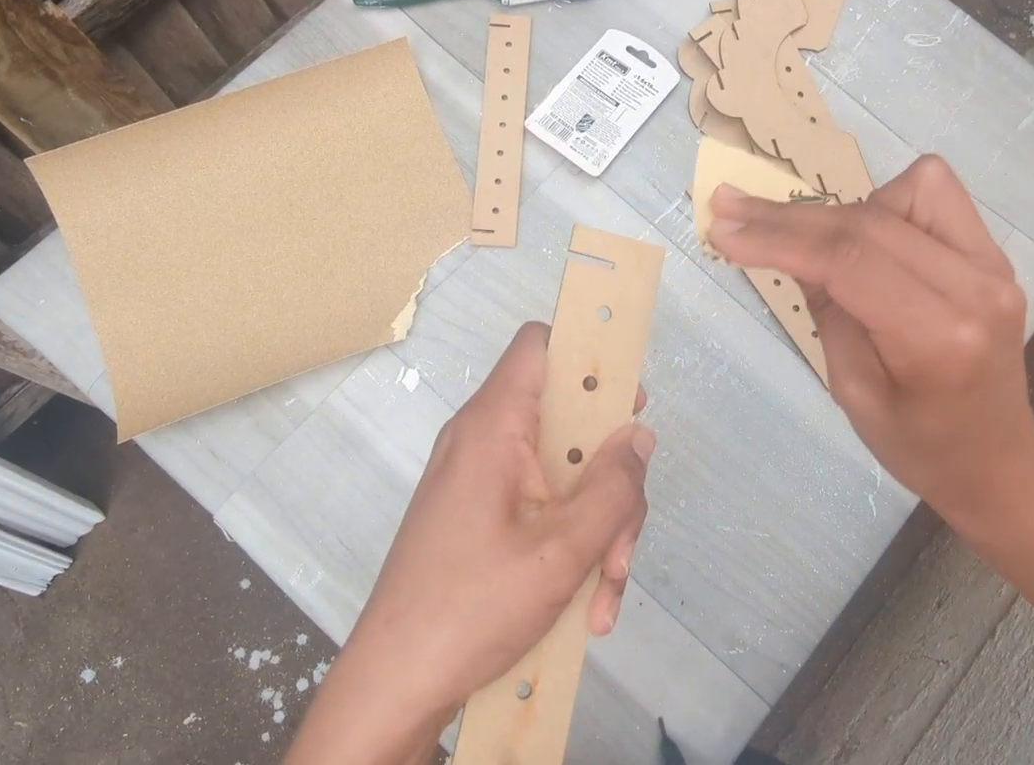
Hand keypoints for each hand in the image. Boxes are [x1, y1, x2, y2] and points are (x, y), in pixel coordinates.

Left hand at [286, 323, 654, 764]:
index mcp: (493, 426)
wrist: (394, 686)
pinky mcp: (482, 518)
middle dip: (609, 481)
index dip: (587, 356)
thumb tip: (639, 434)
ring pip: (563, 475)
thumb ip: (613, 489)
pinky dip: (570, 547)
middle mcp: (484, 442)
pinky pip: (541, 509)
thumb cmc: (472, 609)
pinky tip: (584, 606)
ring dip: (596, 529)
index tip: (629, 401)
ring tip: (603, 594)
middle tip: (625, 538)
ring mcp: (481, 482)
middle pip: (567, 424)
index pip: (539, 345)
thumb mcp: (561, 551)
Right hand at [708, 155, 1033, 520]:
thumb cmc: (915, 443)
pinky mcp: (993, 254)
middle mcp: (975, 287)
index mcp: (937, 336)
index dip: (778, 238)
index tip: (723, 229)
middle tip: (730, 209)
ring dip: (844, 211)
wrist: (994, 458)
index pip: (848, 262)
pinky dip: (887, 204)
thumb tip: (784, 243)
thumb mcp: (851, 388)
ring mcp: (992, 264)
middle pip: (867, 223)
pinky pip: (934, 195)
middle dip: (789, 216)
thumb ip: (825, 308)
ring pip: (905, 191)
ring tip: (812, 241)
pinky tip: (863, 235)